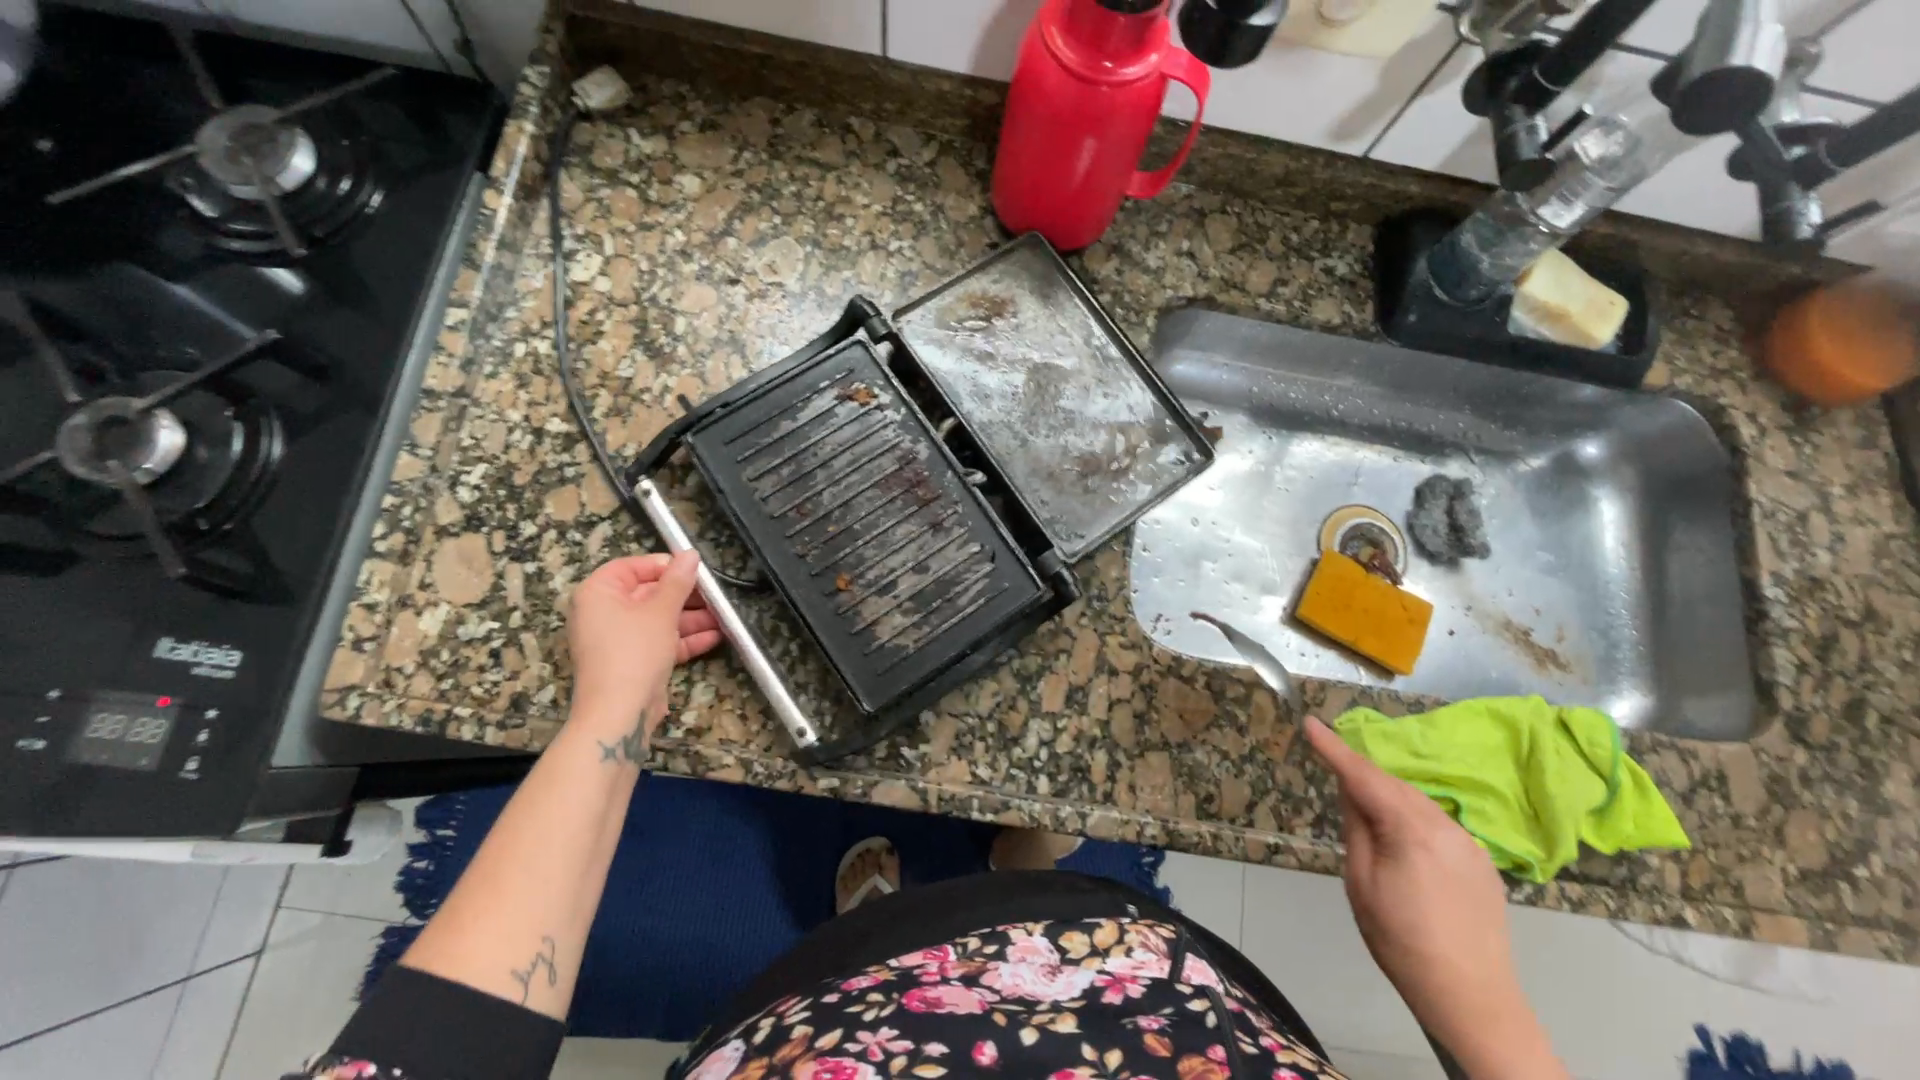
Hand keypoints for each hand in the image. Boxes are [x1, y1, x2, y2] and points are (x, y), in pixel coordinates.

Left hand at [566, 552, 722, 742]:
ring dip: (690, 618)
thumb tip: (690, 554)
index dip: (663, 565)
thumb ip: (678, 581)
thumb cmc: (634, 651)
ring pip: (657, 620)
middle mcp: (603, 614)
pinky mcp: (633, 662)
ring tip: (723, 617)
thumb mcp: (661, 611)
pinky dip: (684, 639)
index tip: (692, 569)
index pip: (630, 567)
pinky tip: (714, 637)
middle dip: (684, 596)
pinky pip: (659, 642)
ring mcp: (618, 640)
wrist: (619, 712)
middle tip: (714, 594)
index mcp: (598, 594)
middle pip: (647, 594)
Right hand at [1303, 716, 1566, 1079]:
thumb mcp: (1361, 882)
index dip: (1334, 748)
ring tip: (1368, 820)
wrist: (1470, 994)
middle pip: (1395, 786)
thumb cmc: (1400, 939)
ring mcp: (1469, 843)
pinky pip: (1439, 827)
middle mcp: (1445, 825)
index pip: (1364, 776)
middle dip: (1364, 778)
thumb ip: (1357, 828)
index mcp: (1411, 828)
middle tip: (1334, 778)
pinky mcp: (1483, 863)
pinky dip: (1414, 822)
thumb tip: (1351, 791)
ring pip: (1419, 805)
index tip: (1310, 722)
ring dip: (1390, 801)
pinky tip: (1406, 849)